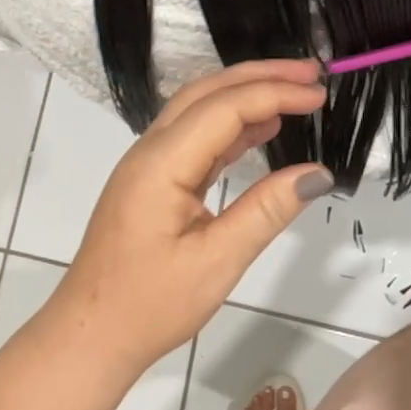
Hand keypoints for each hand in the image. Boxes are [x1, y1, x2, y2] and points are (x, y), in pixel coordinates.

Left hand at [44, 60, 334, 374]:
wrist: (90, 335)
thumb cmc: (150, 305)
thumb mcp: (217, 261)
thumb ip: (266, 210)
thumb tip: (317, 173)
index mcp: (162, 163)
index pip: (224, 108)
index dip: (274, 94)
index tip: (320, 94)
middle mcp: (151, 151)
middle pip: (207, 93)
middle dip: (259, 77)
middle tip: (311, 74)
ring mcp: (148, 165)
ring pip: (198, 110)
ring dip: (245, 96)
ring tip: (294, 94)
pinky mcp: (152, 182)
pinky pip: (194, 139)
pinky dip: (231, 127)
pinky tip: (261, 132)